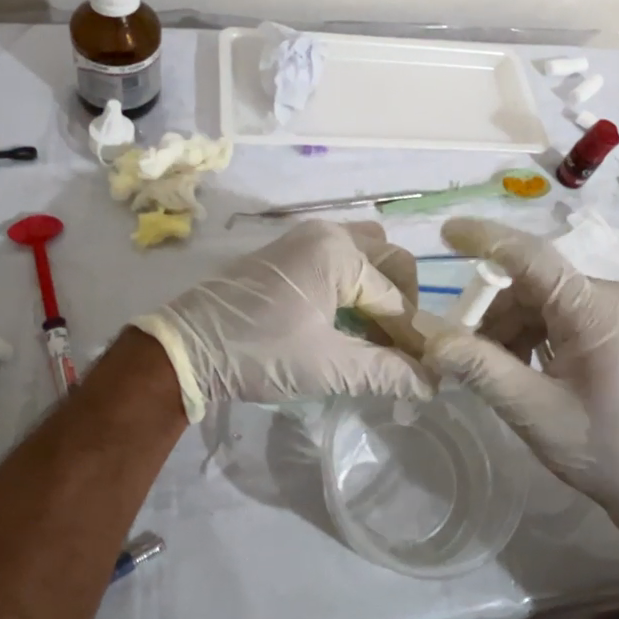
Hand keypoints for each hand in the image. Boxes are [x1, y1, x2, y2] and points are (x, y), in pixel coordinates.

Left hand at [131, 221, 433, 422]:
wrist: (187, 348)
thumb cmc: (261, 352)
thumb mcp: (329, 367)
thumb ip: (385, 372)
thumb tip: (431, 384)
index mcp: (340, 252)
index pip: (396, 295)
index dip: (414, 335)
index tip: (427, 369)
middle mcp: (327, 233)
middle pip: (389, 260)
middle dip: (402, 303)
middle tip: (402, 346)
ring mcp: (304, 238)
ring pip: (365, 255)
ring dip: (379, 289)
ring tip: (378, 334)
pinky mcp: (288, 254)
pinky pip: (339, 259)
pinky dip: (354, 286)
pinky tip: (350, 323)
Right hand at [425, 217, 618, 595]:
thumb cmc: (602, 449)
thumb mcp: (534, 412)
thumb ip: (482, 369)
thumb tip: (430, 339)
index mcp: (596, 310)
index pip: (532, 257)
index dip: (486, 240)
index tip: (446, 233)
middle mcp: (608, 295)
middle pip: (530, 282)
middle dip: (490, 309)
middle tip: (457, 344)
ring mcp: (612, 307)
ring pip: (538, 297)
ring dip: (506, 324)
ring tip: (486, 365)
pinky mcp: (609, 322)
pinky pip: (554, 311)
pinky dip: (527, 331)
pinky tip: (513, 363)